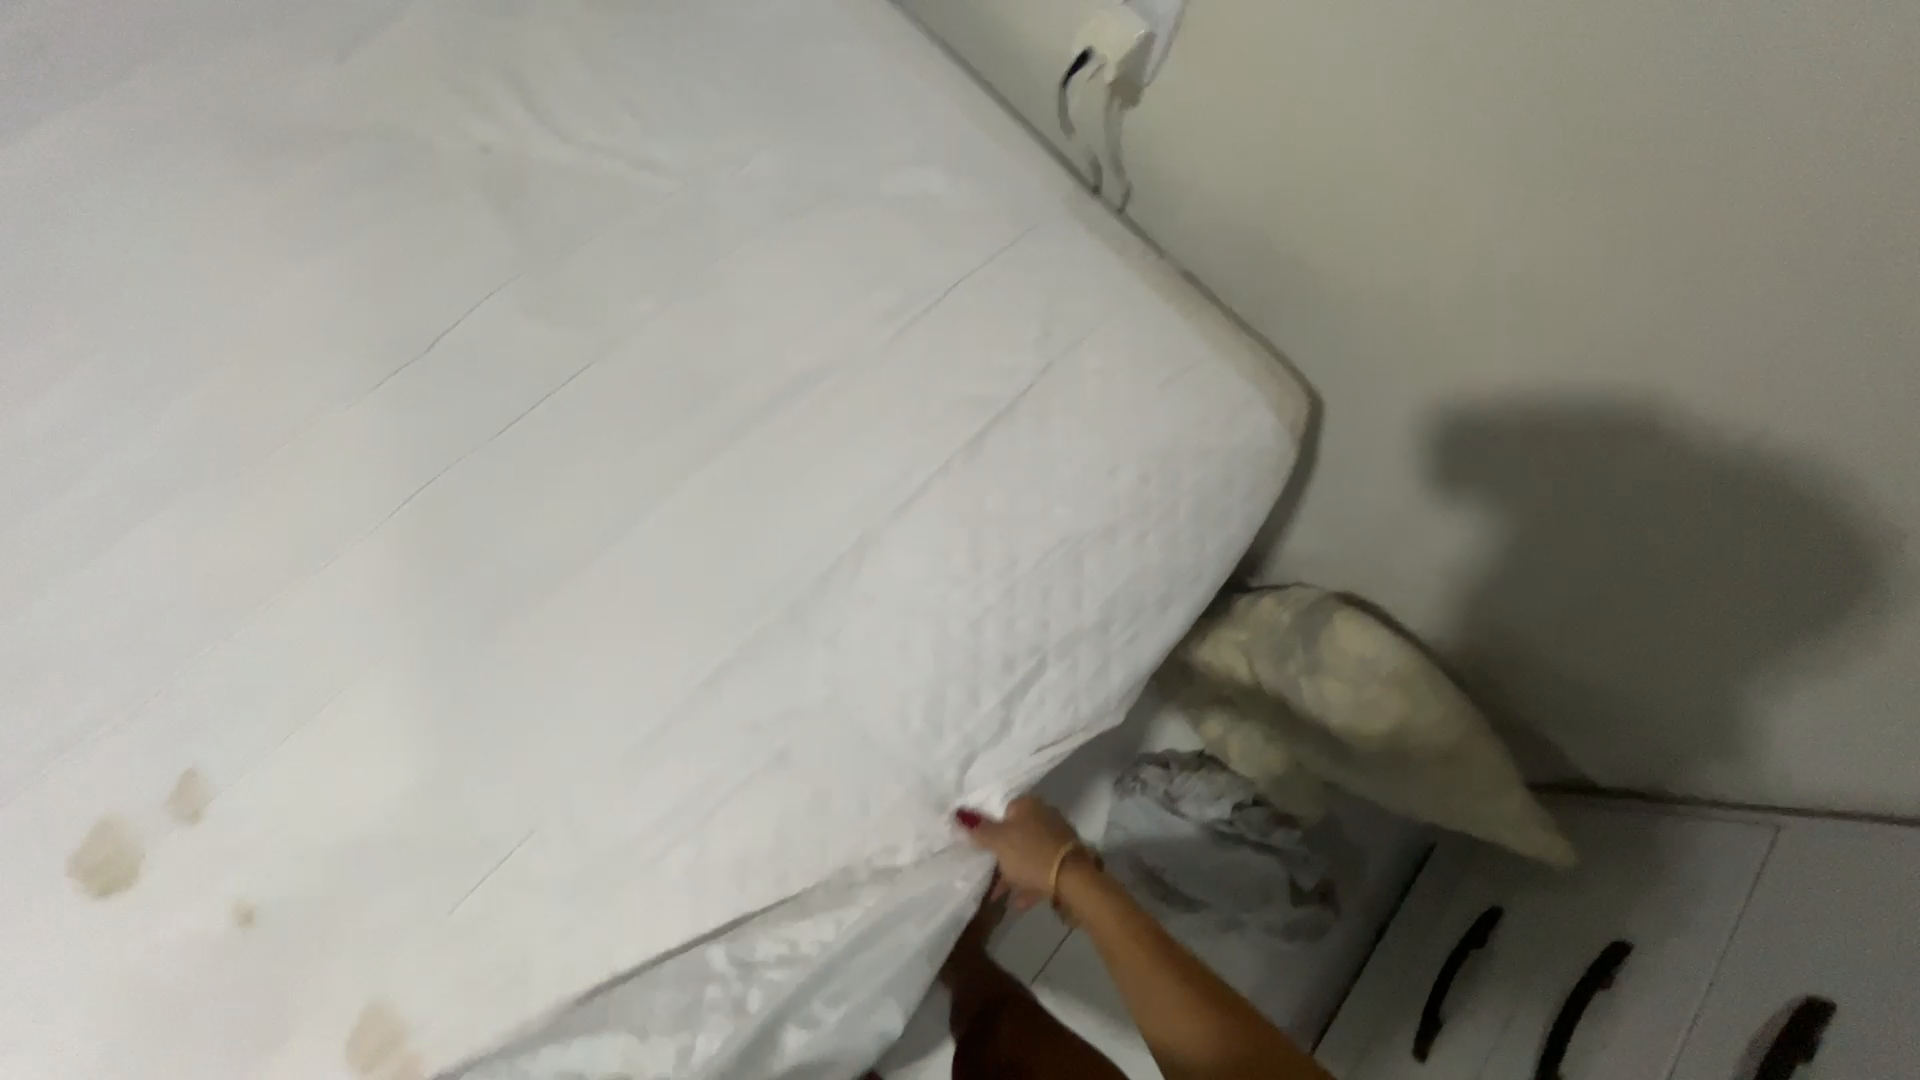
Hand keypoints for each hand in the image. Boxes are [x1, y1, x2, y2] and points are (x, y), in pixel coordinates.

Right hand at [956, 797, 1087, 910]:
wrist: (1074, 881)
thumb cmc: (1031, 854)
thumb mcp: (999, 841)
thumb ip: (978, 829)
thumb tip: (957, 813)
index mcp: (1029, 805)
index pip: (1004, 809)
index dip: (990, 825)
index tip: (978, 844)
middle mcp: (1045, 817)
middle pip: (1016, 833)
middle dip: (1001, 853)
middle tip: (985, 870)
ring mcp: (1057, 841)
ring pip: (1028, 855)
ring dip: (1013, 872)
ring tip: (997, 893)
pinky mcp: (1066, 864)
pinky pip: (1040, 872)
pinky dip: (1028, 885)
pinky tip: (1017, 903)